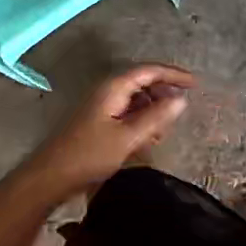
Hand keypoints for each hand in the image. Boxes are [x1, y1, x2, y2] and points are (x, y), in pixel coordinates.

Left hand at [18, 64, 194, 201]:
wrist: (50, 175)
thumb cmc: (90, 154)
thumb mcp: (128, 137)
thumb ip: (155, 117)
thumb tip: (181, 99)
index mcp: (114, 86)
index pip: (148, 70)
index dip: (172, 73)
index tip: (194, 83)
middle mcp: (107, 89)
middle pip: (141, 80)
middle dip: (163, 90)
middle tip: (182, 105)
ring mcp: (100, 104)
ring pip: (133, 96)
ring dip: (152, 106)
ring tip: (166, 126)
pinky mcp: (96, 120)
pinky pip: (125, 110)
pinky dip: (140, 118)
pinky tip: (148, 136)